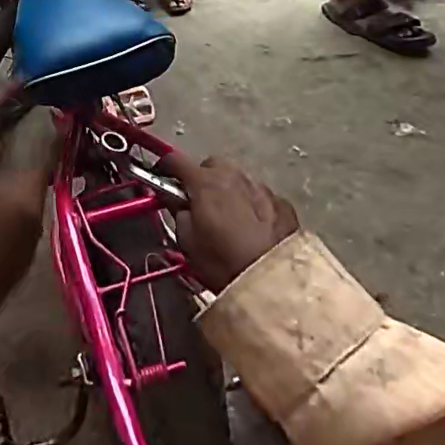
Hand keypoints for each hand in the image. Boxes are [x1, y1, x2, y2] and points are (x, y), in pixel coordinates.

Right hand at [158, 153, 298, 291]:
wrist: (276, 285)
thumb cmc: (223, 262)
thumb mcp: (186, 240)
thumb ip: (177, 210)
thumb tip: (175, 198)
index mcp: (204, 181)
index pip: (175, 160)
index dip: (164, 167)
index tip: (160, 177)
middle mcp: (233, 175)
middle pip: (211, 166)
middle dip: (203, 179)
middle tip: (200, 203)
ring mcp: (262, 187)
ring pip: (237, 180)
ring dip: (229, 191)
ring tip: (231, 217)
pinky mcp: (284, 204)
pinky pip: (260, 197)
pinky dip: (254, 205)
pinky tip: (255, 228)